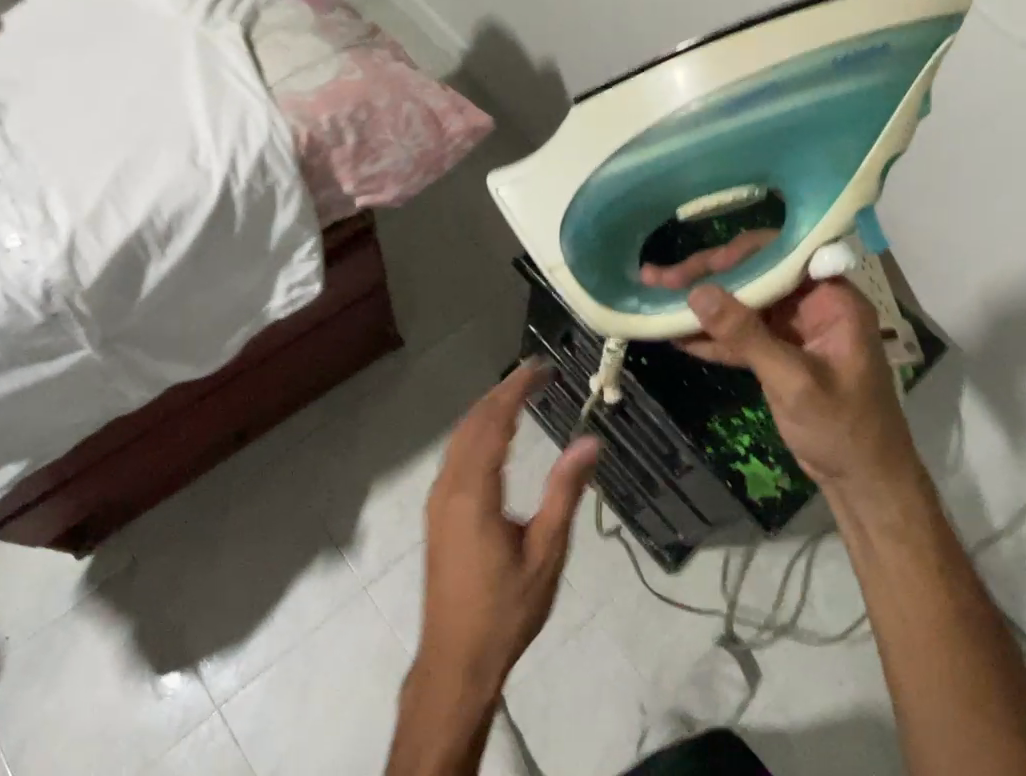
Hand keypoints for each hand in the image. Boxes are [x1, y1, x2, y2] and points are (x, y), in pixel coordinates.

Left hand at [418, 361, 601, 690]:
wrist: (456, 657)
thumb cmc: (506, 609)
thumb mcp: (546, 552)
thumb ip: (565, 492)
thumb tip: (589, 441)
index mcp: (473, 492)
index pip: (493, 423)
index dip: (516, 390)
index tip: (540, 368)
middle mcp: (448, 487)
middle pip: (471, 424)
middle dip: (501, 394)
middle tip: (534, 374)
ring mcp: (437, 501)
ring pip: (458, 440)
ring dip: (485, 413)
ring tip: (517, 395)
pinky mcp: (437, 515)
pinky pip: (454, 458)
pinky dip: (475, 435)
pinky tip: (493, 439)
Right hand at [642, 235, 912, 489]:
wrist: (863, 481)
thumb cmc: (843, 429)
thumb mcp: (794, 381)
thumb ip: (746, 335)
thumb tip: (698, 294)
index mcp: (832, 300)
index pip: (782, 256)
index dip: (737, 255)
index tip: (697, 266)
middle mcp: (813, 306)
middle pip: (755, 277)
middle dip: (707, 279)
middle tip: (659, 279)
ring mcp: (794, 331)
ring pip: (741, 306)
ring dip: (700, 306)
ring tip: (653, 298)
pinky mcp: (777, 355)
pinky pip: (739, 336)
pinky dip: (710, 336)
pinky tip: (674, 334)